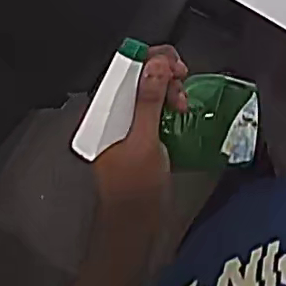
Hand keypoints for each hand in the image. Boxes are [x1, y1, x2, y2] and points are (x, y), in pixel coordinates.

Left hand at [92, 44, 187, 219]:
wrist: (136, 225)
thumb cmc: (136, 188)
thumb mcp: (144, 140)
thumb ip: (148, 101)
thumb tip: (155, 65)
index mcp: (102, 115)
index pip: (122, 73)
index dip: (148, 61)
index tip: (174, 62)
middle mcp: (111, 116)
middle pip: (137, 79)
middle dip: (163, 75)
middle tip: (182, 79)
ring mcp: (126, 126)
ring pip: (149, 92)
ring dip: (169, 89)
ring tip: (182, 102)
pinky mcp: (140, 134)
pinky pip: (155, 107)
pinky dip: (169, 103)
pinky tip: (179, 109)